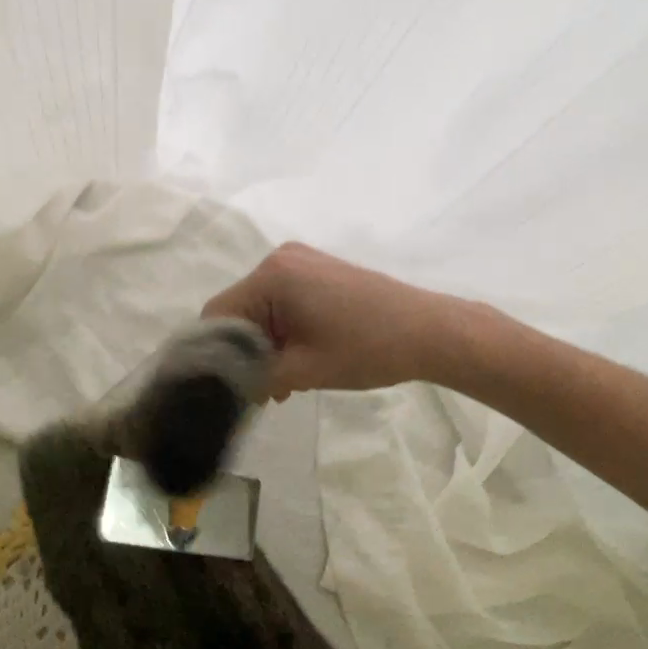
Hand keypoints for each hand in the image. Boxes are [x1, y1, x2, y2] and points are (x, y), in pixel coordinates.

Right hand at [202, 243, 461, 399]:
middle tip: (262, 390)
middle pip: (238, 311)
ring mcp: (301, 261)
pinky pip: (281, 302)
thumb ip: (255, 377)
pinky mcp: (317, 270)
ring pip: (260, 309)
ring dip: (265, 346)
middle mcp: (279, 258)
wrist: (431, 332)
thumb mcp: (303, 371)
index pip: (217, 315)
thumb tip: (226, 388)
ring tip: (284, 383)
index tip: (228, 387)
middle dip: (245, 352)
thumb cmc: (368, 348)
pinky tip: (298, 361)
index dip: (215, 354)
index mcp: (272, 275)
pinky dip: (282, 331)